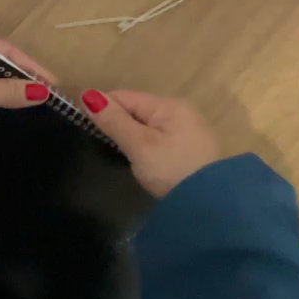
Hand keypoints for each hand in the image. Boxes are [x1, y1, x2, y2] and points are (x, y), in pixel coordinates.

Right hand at [82, 89, 219, 197]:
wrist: (212, 204)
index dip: (101, 109)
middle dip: (116, 123)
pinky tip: (142, 159)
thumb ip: (113, 120)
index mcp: (167, 105)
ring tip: (119, 153)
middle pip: (135, 109)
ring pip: (145, 124)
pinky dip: (145, 144)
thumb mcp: (138, 144)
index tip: (86, 127)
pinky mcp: (190, 147)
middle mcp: (179, 111)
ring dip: (130, 134)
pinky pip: (158, 137)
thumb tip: (87, 94)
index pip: (123, 96)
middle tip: (103, 145)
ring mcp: (187, 129)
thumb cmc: (171, 169)